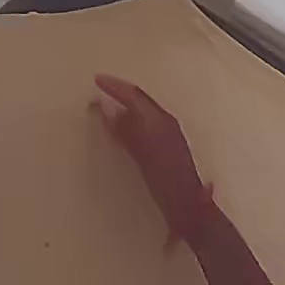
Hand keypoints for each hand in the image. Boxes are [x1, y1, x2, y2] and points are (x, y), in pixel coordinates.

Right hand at [94, 74, 213, 243]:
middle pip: (140, 98)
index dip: (115, 86)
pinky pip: (146, 119)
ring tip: (107, 101)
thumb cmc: (165, 181)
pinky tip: (122, 123)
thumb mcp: (142, 156)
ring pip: (143, 108)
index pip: (135, 95)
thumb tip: (107, 108)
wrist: (188, 205)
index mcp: (159, 121)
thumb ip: (125, 131)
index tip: (97, 79)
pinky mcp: (167, 142)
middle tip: (100, 85)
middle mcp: (165, 121)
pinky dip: (131, 115)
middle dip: (120, 90)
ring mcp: (168, 131)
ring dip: (126, 102)